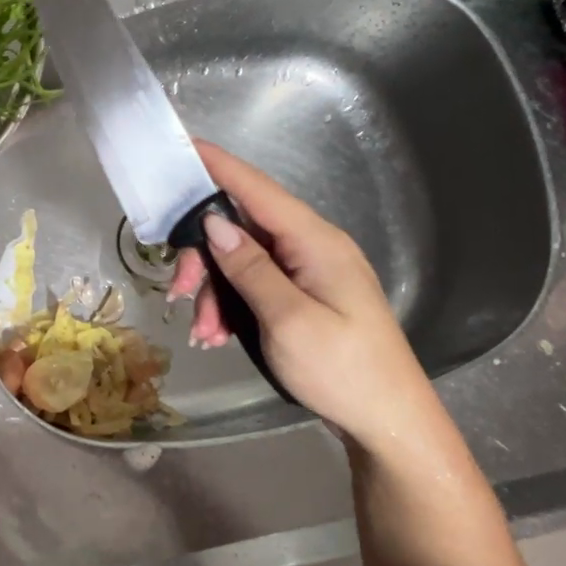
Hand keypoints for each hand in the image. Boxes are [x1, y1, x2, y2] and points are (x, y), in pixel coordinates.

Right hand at [167, 141, 442, 446]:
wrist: (386, 418)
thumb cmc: (342, 368)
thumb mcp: (288, 320)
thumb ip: (250, 269)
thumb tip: (215, 224)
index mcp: (315, 243)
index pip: (259, 191)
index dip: (220, 168)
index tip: (184, 147)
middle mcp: (311, 248)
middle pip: (239, 231)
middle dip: (202, 260)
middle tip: (179, 297)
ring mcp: (307, 273)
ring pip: (239, 263)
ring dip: (213, 294)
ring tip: (205, 334)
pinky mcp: (301, 296)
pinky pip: (252, 286)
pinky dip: (228, 307)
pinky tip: (217, 336)